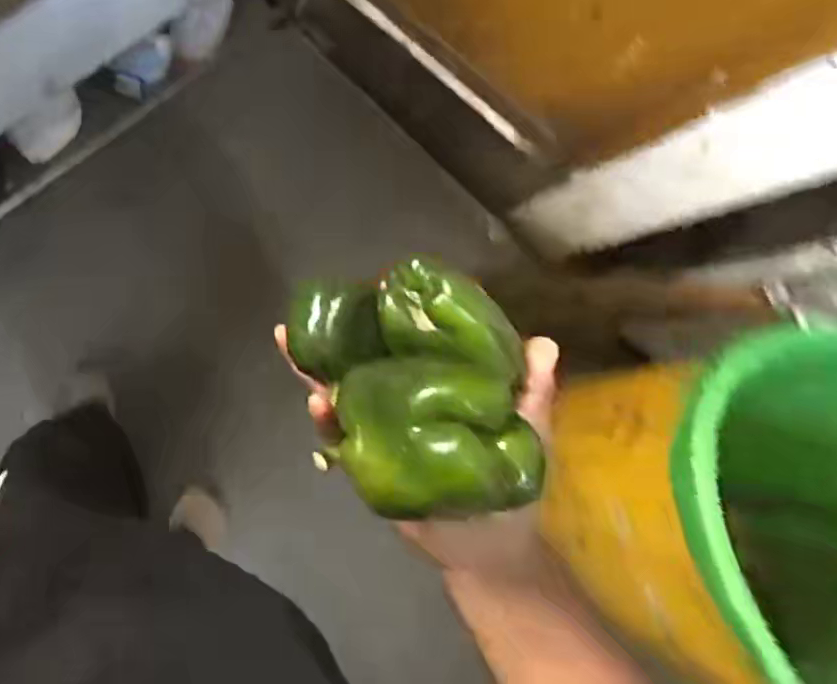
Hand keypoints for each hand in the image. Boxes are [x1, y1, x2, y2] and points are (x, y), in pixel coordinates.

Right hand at [275, 325, 561, 588]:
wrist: (494, 548)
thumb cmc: (511, 481)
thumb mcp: (526, 431)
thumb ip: (531, 392)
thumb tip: (544, 343)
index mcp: (424, 385)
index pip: (393, 346)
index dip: (374, 319)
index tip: (366, 288)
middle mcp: (392, 400)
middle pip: (351, 365)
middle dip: (320, 342)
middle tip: (292, 323)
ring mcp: (376, 429)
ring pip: (335, 394)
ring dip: (312, 375)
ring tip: (295, 353)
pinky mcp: (368, 462)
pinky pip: (340, 439)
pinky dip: (327, 421)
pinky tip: (319, 404)